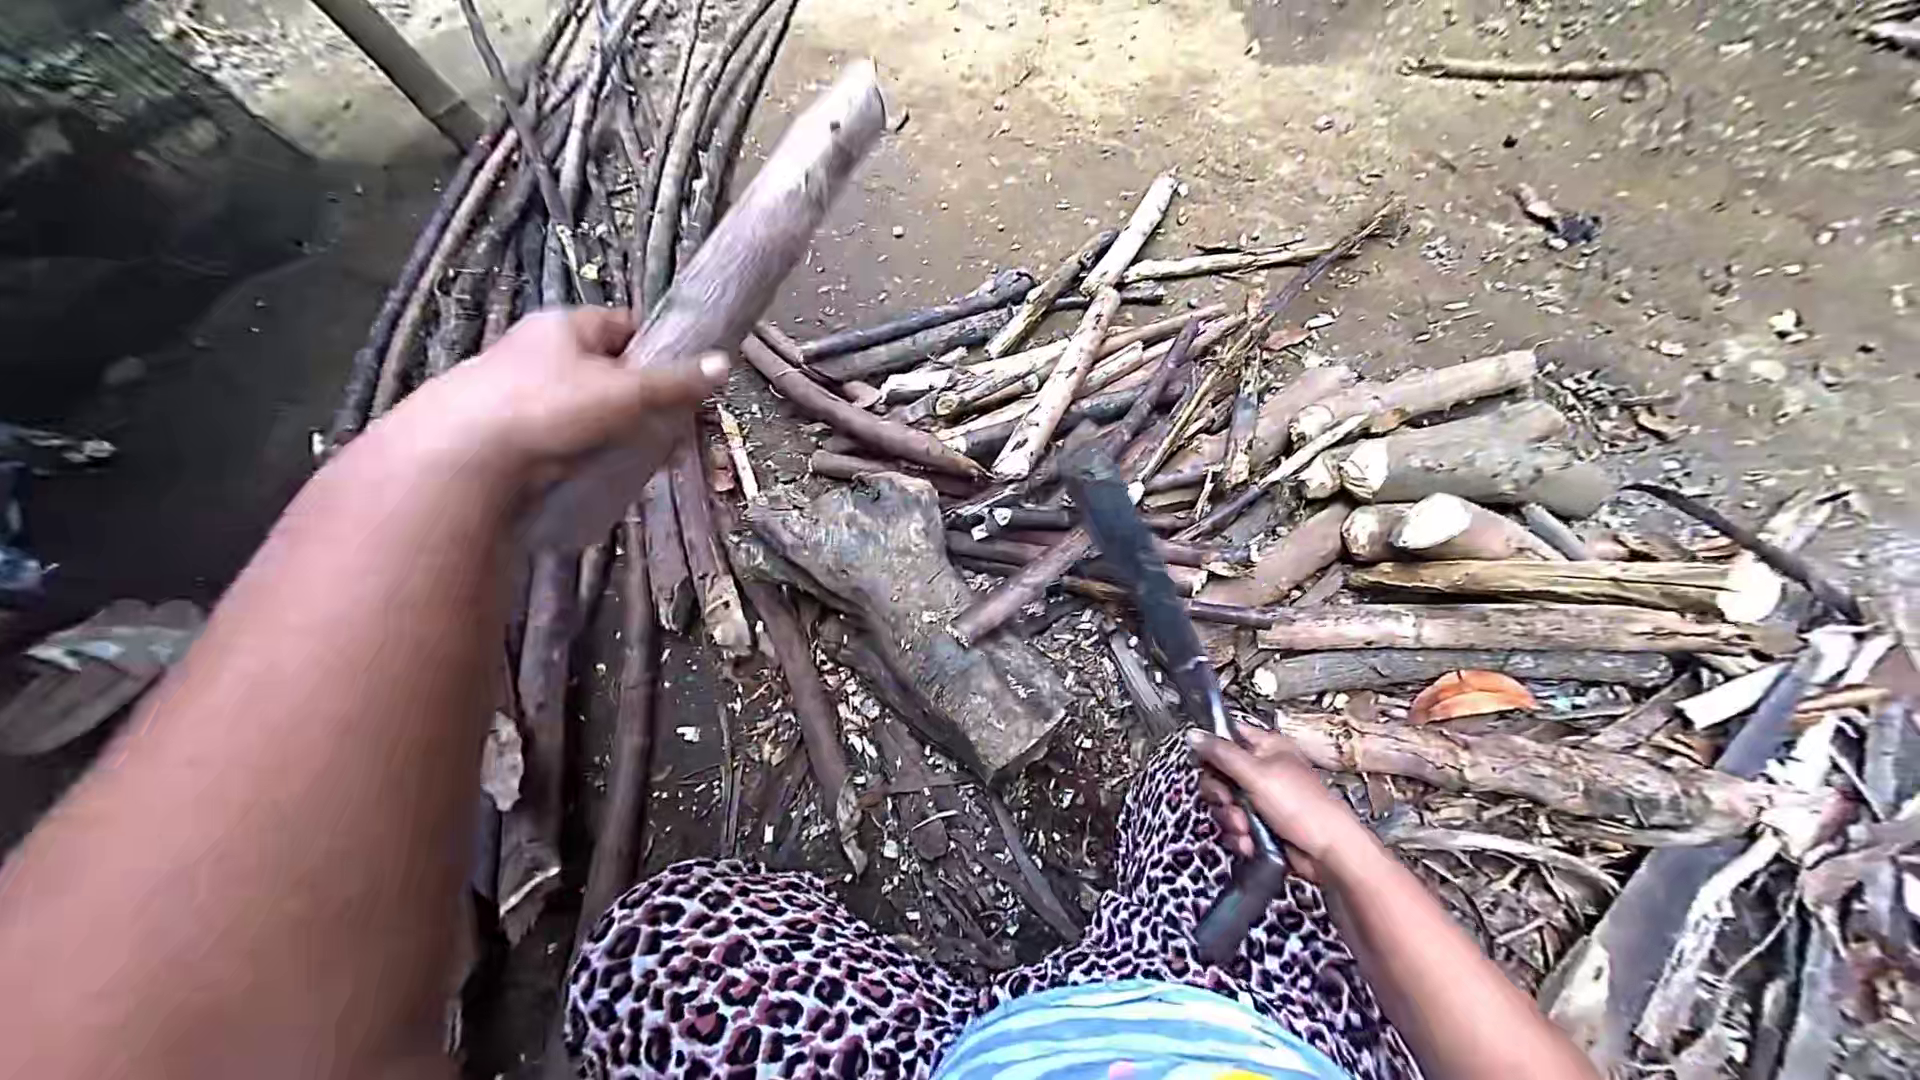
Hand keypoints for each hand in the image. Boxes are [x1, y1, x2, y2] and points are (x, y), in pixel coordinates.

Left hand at [378, 308, 728, 488]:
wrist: (471, 454)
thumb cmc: (551, 403)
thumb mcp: (626, 389)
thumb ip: (677, 380)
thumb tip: (724, 364)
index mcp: (567, 326)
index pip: (626, 324)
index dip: (661, 344)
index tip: (689, 372)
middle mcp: (549, 353)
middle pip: (619, 369)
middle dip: (653, 395)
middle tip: (683, 420)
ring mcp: (538, 394)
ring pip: (604, 406)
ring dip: (634, 426)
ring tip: (662, 449)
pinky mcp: (533, 432)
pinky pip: (585, 434)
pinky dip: (609, 446)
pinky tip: (628, 464)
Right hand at [1190, 726, 1376, 883]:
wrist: (1332, 856)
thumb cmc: (1300, 806)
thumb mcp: (1256, 774)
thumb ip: (1221, 753)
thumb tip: (1192, 733)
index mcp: (1266, 747)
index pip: (1227, 735)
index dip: (1211, 748)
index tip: (1206, 765)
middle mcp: (1261, 769)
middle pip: (1218, 772)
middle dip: (1219, 793)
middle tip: (1228, 801)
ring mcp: (1261, 798)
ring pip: (1224, 802)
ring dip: (1230, 818)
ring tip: (1246, 829)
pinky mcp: (1261, 825)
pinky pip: (1234, 825)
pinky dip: (1239, 836)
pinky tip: (1250, 843)